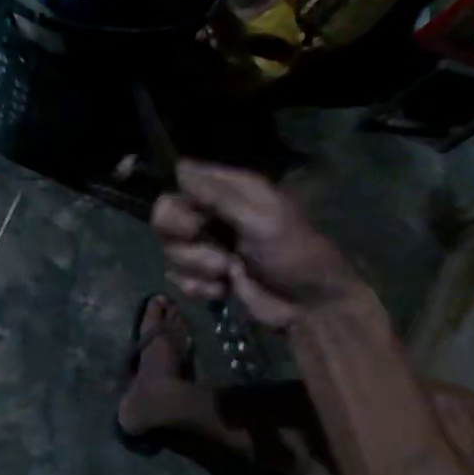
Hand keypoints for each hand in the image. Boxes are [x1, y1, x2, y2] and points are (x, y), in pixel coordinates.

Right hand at [151, 160, 363, 327]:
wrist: (308, 306)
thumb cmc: (293, 255)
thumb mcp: (262, 219)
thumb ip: (219, 196)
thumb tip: (179, 167)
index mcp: (231, 192)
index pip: (184, 178)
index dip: (179, 194)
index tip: (192, 212)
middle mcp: (213, 215)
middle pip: (165, 213)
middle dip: (178, 232)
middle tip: (197, 236)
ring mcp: (206, 246)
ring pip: (170, 249)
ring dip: (197, 264)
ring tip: (227, 270)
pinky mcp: (203, 276)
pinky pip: (178, 277)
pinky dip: (200, 286)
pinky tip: (224, 289)